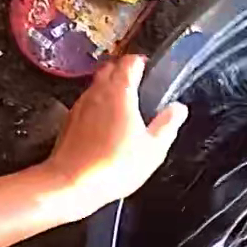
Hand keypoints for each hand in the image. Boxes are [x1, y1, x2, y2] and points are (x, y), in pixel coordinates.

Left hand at [40, 55, 187, 216]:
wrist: (71, 184)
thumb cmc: (112, 167)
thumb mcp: (153, 149)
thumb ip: (167, 124)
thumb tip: (178, 109)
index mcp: (120, 92)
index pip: (130, 62)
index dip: (140, 61)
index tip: (146, 66)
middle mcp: (96, 94)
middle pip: (108, 69)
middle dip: (122, 70)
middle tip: (135, 80)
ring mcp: (79, 107)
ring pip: (94, 87)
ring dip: (107, 89)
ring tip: (122, 104)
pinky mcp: (68, 123)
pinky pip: (84, 106)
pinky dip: (95, 108)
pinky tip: (103, 125)